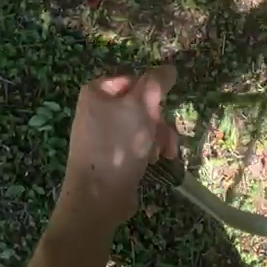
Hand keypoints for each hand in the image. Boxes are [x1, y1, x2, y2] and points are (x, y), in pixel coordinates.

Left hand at [51, 65, 178, 237]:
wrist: (98, 198)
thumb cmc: (117, 145)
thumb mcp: (140, 107)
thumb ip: (156, 84)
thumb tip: (169, 68)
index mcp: (96, 91)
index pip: (133, 79)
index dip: (151, 93)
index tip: (163, 108)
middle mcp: (97, 109)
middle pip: (140, 104)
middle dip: (158, 120)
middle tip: (165, 135)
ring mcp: (103, 134)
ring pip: (142, 125)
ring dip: (158, 136)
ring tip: (164, 153)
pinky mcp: (112, 155)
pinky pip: (136, 143)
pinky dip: (148, 149)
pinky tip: (155, 161)